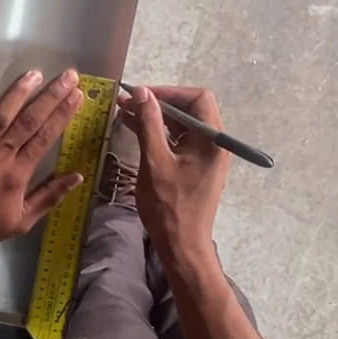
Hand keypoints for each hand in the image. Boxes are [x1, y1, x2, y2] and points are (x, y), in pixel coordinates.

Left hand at [0, 70, 86, 255]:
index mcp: (18, 174)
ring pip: (0, 113)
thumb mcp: (21, 221)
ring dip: (19, 91)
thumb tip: (77, 176)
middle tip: (68, 76)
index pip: (46, 137)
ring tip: (35, 73)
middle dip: (51, 96)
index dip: (63, 114)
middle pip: (29, 120)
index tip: (77, 96)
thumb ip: (49, 197)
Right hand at [122, 85, 229, 261]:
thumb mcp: (155, 161)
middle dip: (158, 102)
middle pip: (189, 109)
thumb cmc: (170, 205)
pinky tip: (133, 127)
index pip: (198, 98)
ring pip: (180, 124)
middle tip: (128, 102)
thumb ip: (149, 123)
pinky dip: (156, 132)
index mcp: (212, 140)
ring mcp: (204, 155)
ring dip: (154, 116)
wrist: (181, 246)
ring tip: (124, 111)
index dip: (169, 92)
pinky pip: (176, 139)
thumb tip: (141, 92)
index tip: (142, 96)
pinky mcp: (193, 166)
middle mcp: (213, 143)